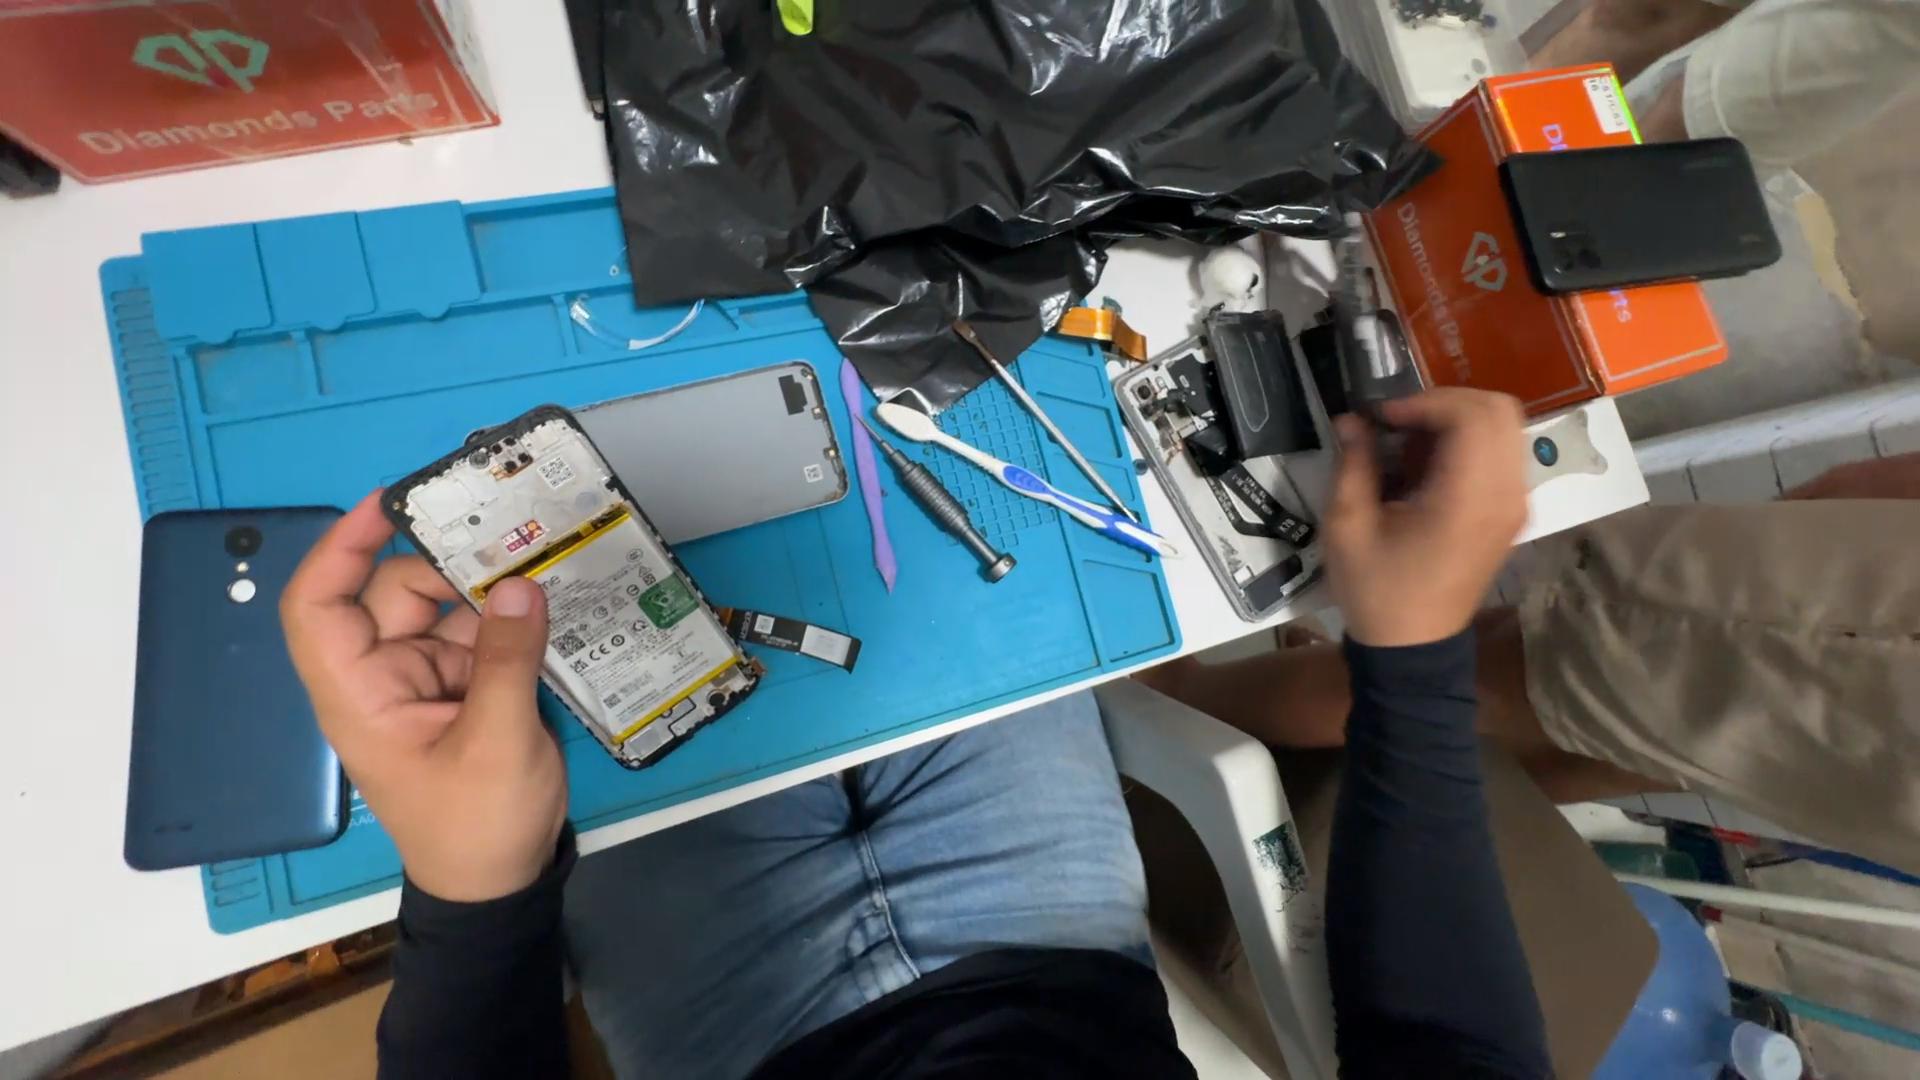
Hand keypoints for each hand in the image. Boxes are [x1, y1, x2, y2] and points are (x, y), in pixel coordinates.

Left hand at [281, 492, 567, 902]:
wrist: (502, 875)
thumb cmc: (478, 820)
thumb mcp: (496, 741)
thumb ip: (506, 661)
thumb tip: (519, 584)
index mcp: (362, 694)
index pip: (320, 608)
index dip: (340, 550)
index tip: (389, 504)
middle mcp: (388, 677)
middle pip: (399, 596)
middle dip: (450, 566)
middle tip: (516, 540)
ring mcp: (432, 681)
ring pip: (451, 611)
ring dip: (492, 589)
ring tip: (546, 563)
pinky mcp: (471, 688)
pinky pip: (486, 635)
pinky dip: (515, 617)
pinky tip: (554, 600)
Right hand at [1325, 389, 1529, 647]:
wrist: (1411, 643)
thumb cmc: (1374, 588)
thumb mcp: (1346, 526)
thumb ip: (1353, 465)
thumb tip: (1352, 420)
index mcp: (1466, 498)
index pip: (1470, 415)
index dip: (1422, 402)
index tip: (1378, 417)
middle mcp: (1506, 494)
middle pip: (1497, 410)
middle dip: (1441, 402)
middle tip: (1394, 420)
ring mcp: (1515, 503)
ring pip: (1503, 427)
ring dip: (1454, 420)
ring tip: (1406, 440)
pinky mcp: (1510, 511)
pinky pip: (1500, 453)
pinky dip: (1465, 442)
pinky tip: (1424, 464)